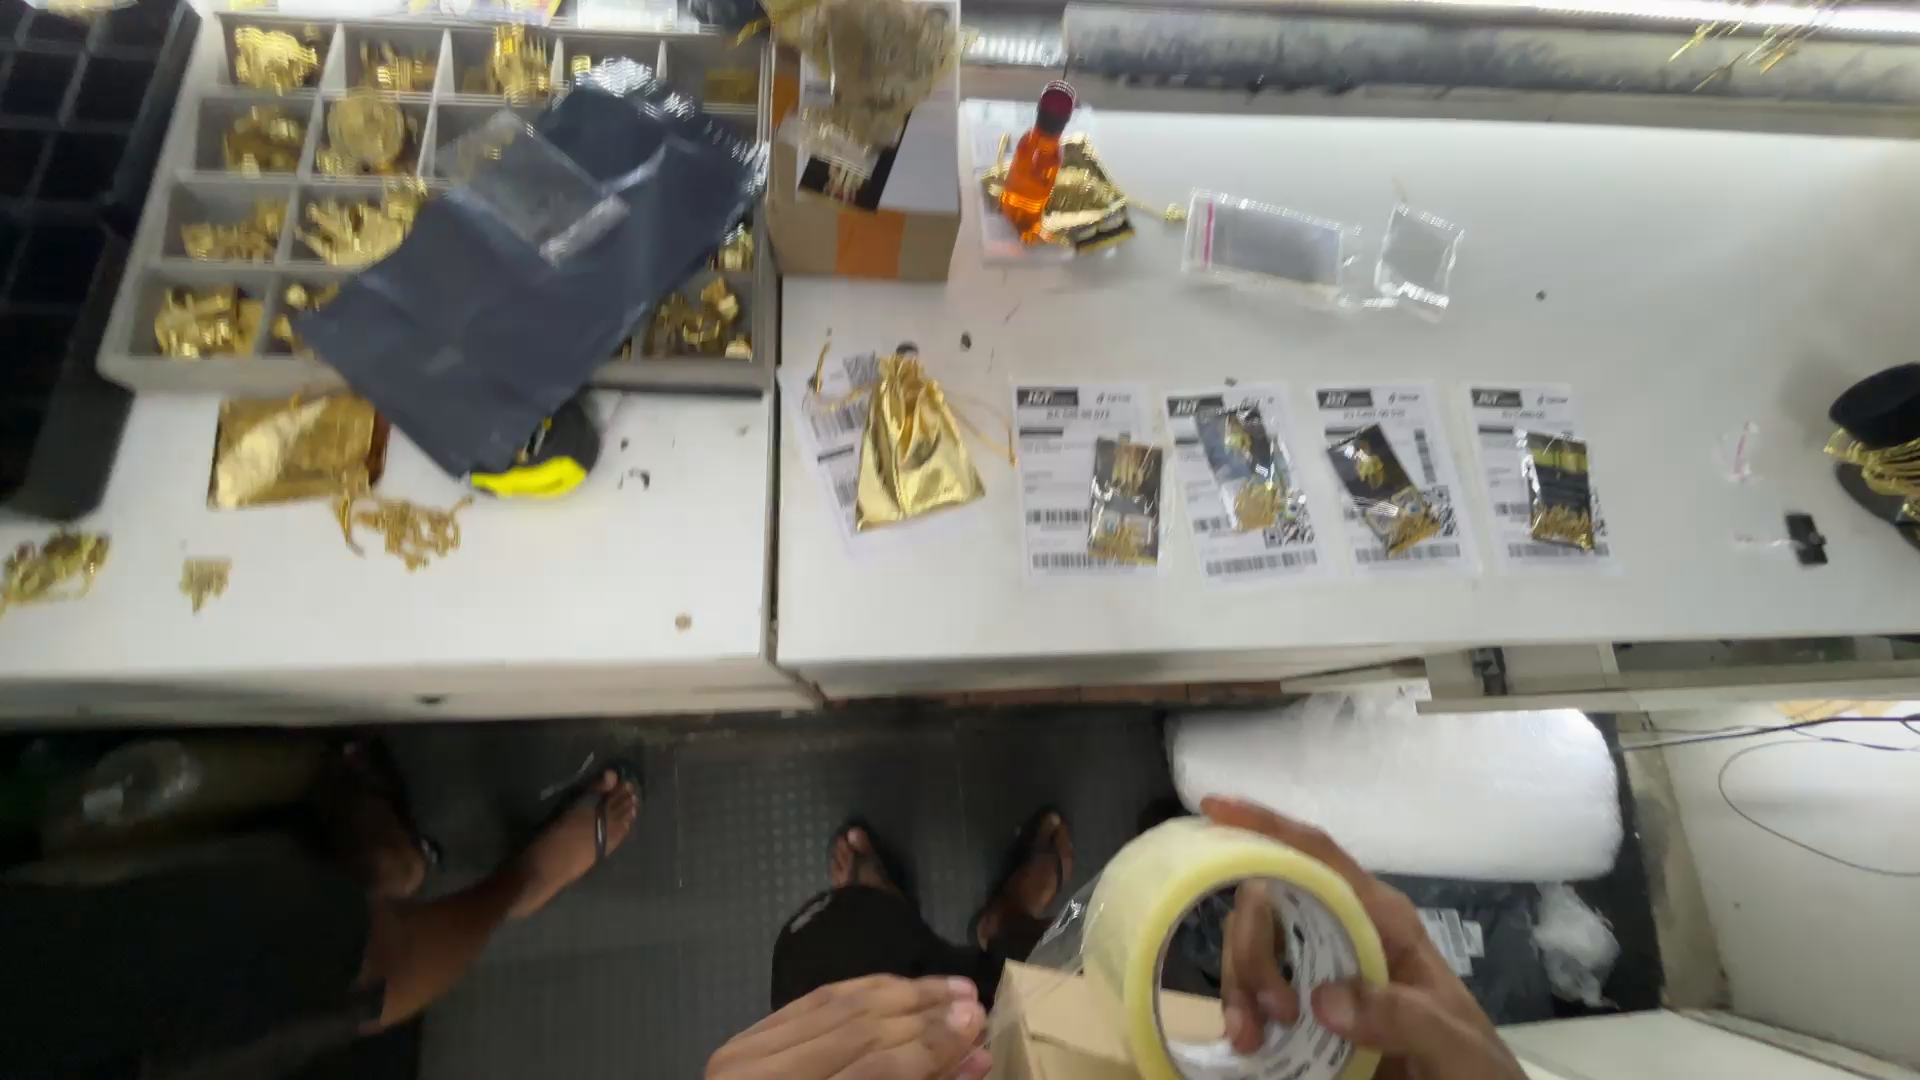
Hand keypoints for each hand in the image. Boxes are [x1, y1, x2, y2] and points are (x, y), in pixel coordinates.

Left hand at [706, 974, 991, 1079]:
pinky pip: (817, 998)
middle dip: (925, 1013)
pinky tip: (904, 984)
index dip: (932, 1047)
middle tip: (974, 1000)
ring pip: (840, 1003)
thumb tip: (975, 1060)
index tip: (977, 1024)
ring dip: (904, 992)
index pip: (876, 1071)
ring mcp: (746, 1055)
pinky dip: (866, 989)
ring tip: (952, 986)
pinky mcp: (746, 1038)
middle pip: (860, 1029)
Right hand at [1205, 796, 1528, 1079]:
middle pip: (1268, 898)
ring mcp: (1312, 958)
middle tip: (1275, 1011)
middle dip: (1255, 946)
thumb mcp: (1455, 1046)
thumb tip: (1322, 999)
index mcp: (1378, 915)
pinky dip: (1237, 1005)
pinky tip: (1247, 1041)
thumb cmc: (1474, 1071)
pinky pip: (1246, 979)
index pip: (1317, 853)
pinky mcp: (1296, 995)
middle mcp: (1337, 923)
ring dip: (1240, 980)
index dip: (1266, 824)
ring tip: (1253, 1037)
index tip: (1216, 807)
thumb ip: (1401, 1016)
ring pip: (1248, 936)